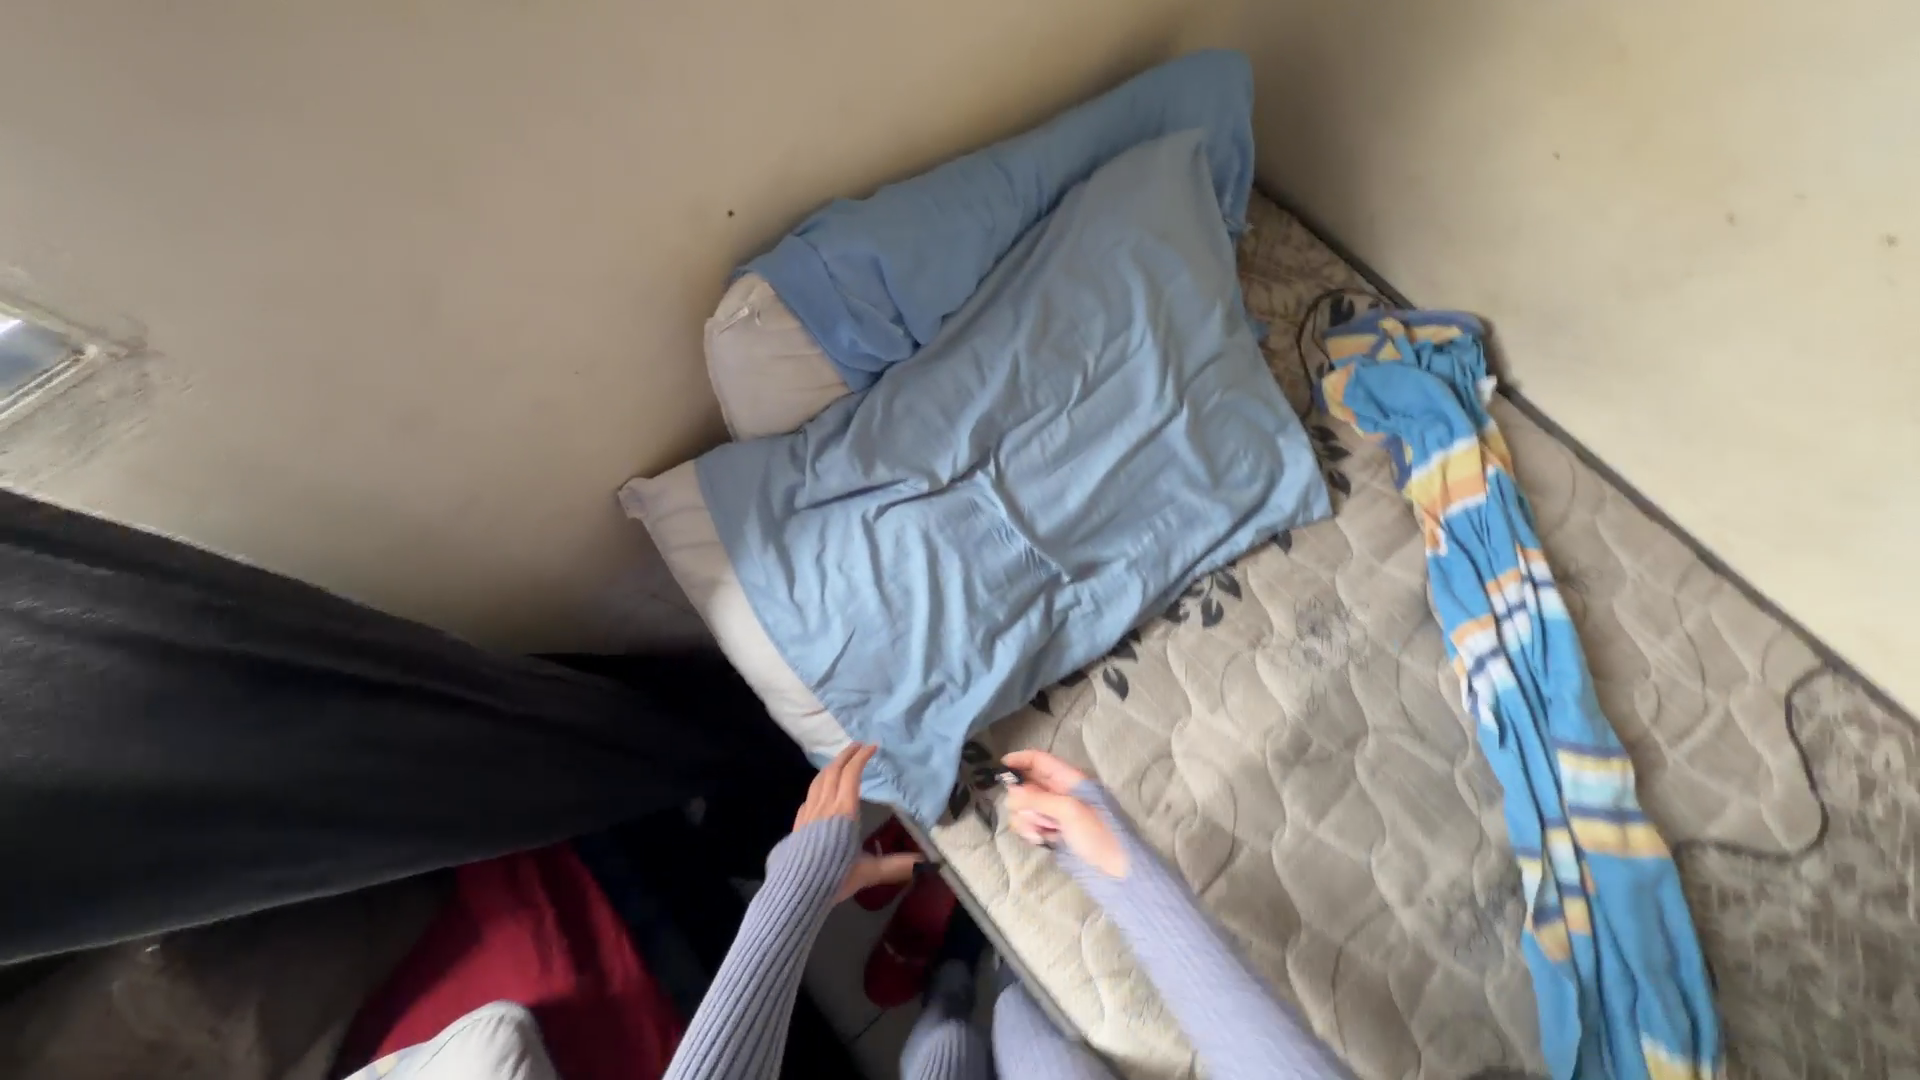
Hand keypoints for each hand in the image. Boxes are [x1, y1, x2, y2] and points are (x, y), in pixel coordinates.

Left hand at [793, 742, 921, 902]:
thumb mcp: (868, 871)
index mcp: (844, 810)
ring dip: (830, 767)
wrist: (796, 890)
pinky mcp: (798, 824)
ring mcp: (809, 813)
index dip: (862, 757)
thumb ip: (895, 865)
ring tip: (838, 763)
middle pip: (834, 771)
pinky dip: (817, 787)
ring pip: (818, 781)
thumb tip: (924, 864)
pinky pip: (808, 797)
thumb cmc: (834, 876)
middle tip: (857, 745)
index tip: (872, 747)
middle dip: (846, 755)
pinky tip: (819, 793)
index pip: (852, 774)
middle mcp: (825, 805)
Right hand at [1002, 749, 1126, 877]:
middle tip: (1033, 815)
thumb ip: (1039, 798)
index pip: (1039, 760)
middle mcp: (1059, 793)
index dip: (1020, 760)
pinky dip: (1029, 831)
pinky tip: (1041, 840)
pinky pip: (1029, 825)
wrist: (1115, 872)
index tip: (1001, 767)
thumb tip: (1012, 791)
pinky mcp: (1051, 832)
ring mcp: (1054, 814)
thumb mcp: (1070, 811)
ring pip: (1024, 807)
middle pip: (1026, 785)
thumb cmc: (1098, 834)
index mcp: (1069, 780)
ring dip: (1026, 819)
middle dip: (1023, 800)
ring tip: (1041, 833)